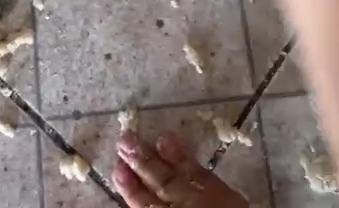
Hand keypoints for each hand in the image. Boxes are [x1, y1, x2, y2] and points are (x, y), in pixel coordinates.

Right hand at [112, 133, 248, 207]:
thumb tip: (150, 205)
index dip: (131, 192)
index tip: (116, 172)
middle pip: (156, 189)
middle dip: (137, 166)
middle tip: (121, 143)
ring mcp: (199, 202)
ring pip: (170, 178)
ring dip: (150, 157)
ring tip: (134, 137)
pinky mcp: (221, 194)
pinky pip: (197, 172)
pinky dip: (180, 156)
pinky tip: (166, 139)